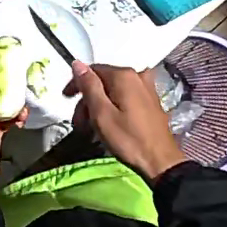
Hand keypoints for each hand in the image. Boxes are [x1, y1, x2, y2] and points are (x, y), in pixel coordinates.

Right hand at [66, 61, 187, 180]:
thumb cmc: (128, 139)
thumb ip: (89, 86)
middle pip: (103, 81)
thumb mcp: (101, 113)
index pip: (92, 70)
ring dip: (99, 105)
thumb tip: (77, 64)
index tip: (66, 99)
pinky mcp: (151, 101)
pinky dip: (114, 107)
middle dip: (88, 100)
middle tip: (80, 123)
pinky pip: (126, 97)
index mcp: (124, 75)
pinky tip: (110, 125)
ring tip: (92, 128)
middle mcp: (137, 76)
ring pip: (114, 90)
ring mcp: (147, 88)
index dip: (76, 84)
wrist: (160, 162)